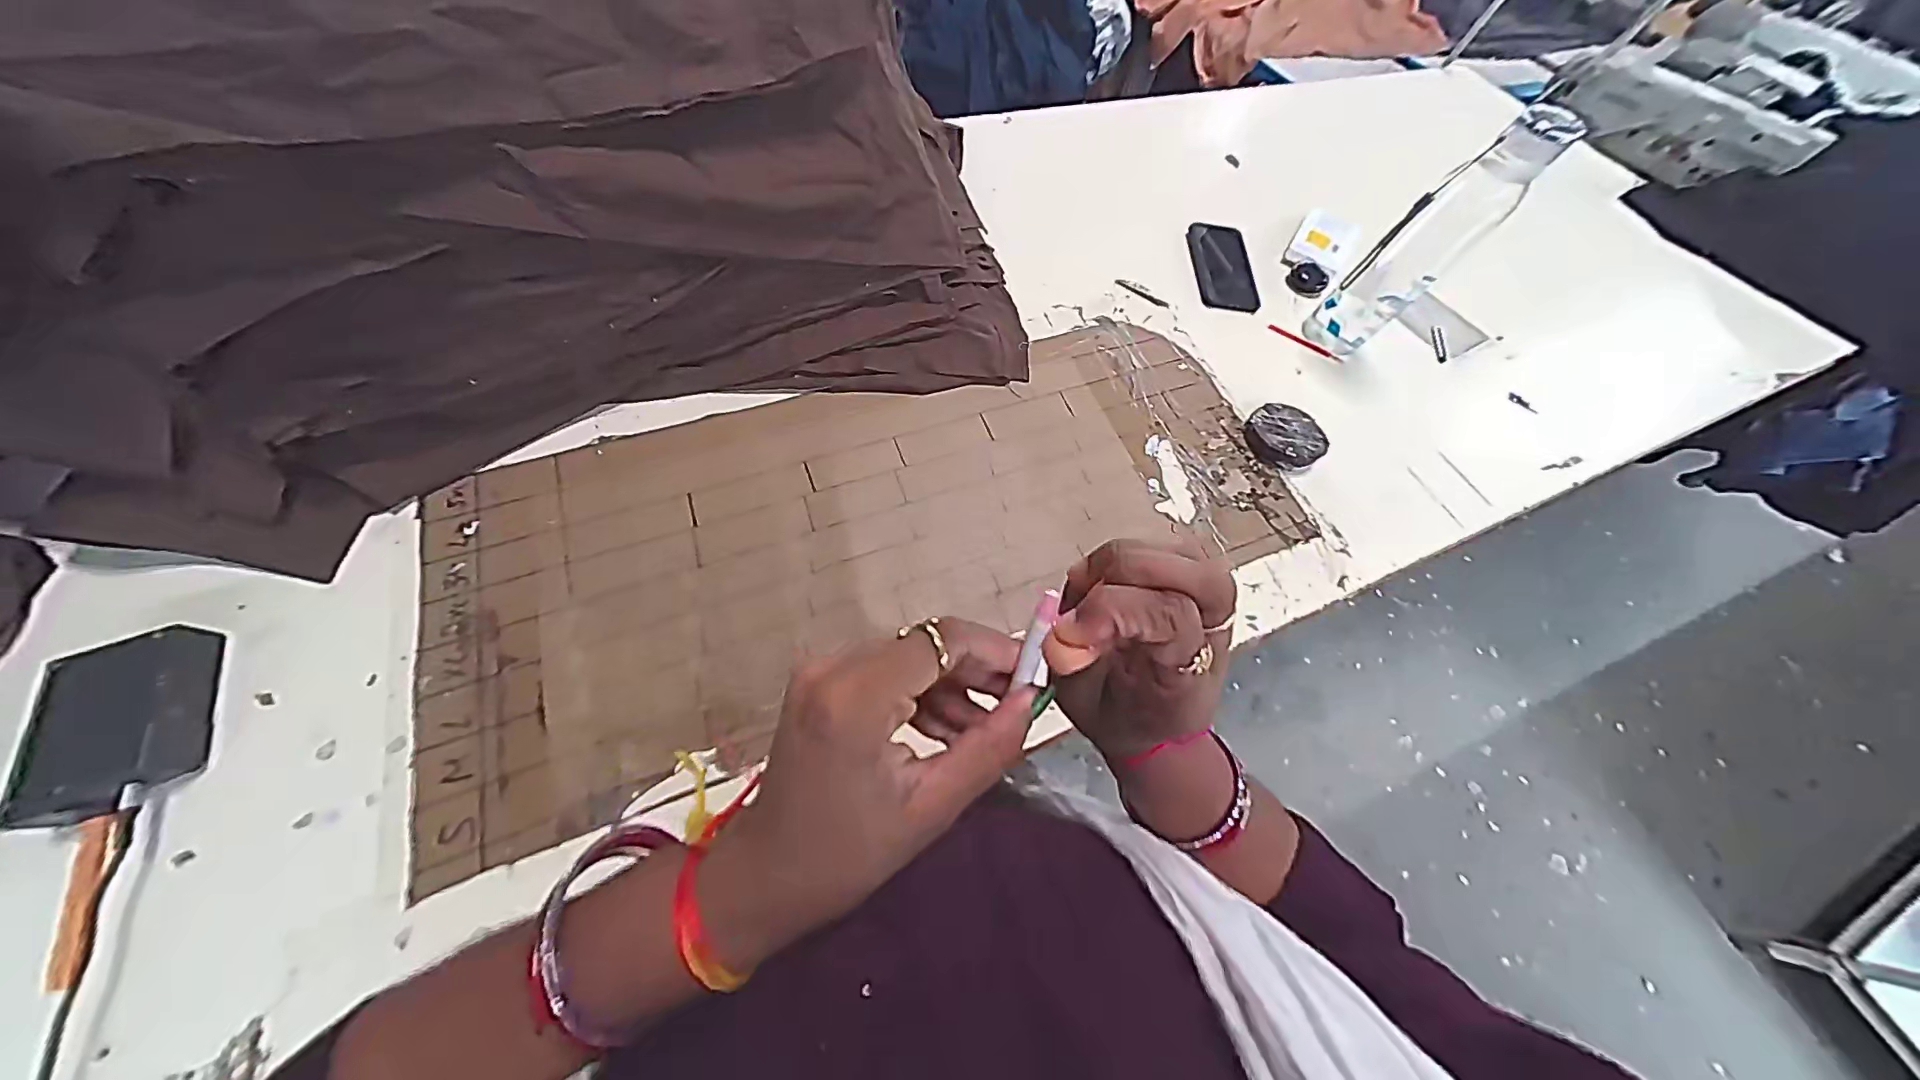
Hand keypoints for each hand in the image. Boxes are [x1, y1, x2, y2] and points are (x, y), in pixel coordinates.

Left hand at [700, 619, 1033, 968]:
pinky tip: (947, 728)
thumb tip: (1031, 701)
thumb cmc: (846, 853)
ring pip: (911, 653)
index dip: (996, 651)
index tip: (1033, 677)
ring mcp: (822, 669)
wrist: (767, 872)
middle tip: (1018, 702)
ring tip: (983, 729)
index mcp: (854, 697)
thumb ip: (989, 747)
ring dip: (953, 682)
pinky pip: (888, 669)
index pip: (942, 640)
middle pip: (927, 641)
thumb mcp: (930, 806)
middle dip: (978, 668)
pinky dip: (923, 691)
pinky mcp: (822, 679)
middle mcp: (832, 667)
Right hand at [1040, 539, 1234, 761]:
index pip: (1167, 612)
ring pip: (1154, 546)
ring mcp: (1202, 582)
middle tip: (1075, 610)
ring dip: (1107, 568)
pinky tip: (1097, 588)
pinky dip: (1111, 562)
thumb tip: (1061, 633)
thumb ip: (1072, 665)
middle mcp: (1211, 614)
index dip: (1110, 612)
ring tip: (1085, 601)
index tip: (1069, 632)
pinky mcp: (1188, 563)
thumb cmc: (1125, 711)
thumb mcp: (1088, 704)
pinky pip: (1147, 542)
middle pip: (1163, 566)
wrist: (1158, 720)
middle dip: (1106, 578)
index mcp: (1191, 659)